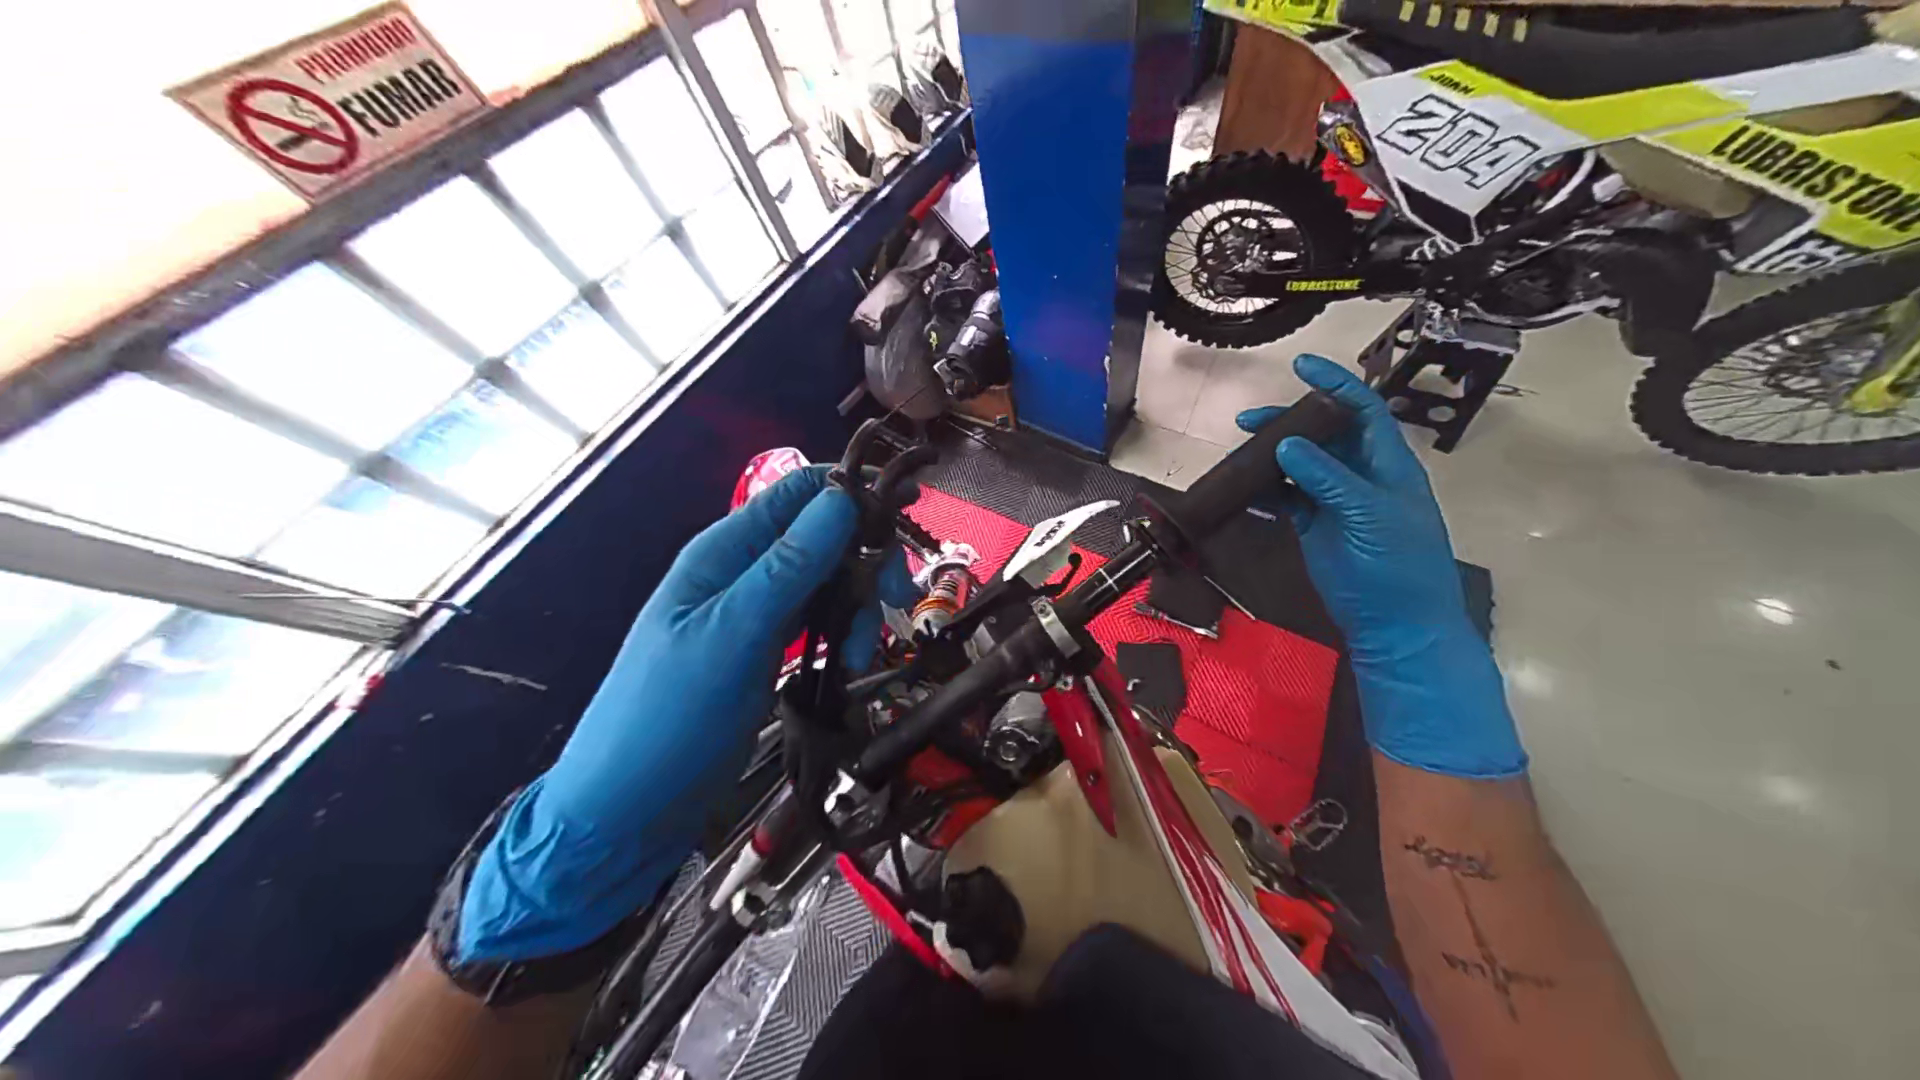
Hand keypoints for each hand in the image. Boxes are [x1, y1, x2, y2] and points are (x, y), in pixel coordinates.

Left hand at [458, 466, 911, 963]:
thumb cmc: (668, 715)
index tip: (904, 505)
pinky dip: (842, 635)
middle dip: (865, 560)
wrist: (631, 807)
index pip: (799, 492)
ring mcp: (760, 611)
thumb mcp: (732, 634)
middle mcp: (746, 571)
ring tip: (858, 653)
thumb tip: (842, 498)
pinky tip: (847, 663)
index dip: (853, 490)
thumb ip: (789, 565)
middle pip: (825, 537)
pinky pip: (820, 621)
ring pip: (830, 581)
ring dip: (857, 607)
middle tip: (894, 596)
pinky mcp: (770, 648)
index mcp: (725, 551)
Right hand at [1237, 355, 1524, 778]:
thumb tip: (1287, 446)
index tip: (1302, 366)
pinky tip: (1246, 487)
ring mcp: (1333, 501)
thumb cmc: (1399, 566)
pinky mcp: (1313, 525)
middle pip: (1323, 434)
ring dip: (1272, 455)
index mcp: (1386, 464)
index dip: (1335, 385)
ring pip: (1299, 465)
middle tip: (1249, 421)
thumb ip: (1329, 479)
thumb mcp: (1370, 515)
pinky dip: (1266, 490)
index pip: (1362, 411)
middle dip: (1289, 421)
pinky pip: (1286, 498)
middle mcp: (1359, 475)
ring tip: (1241, 449)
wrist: (1394, 623)